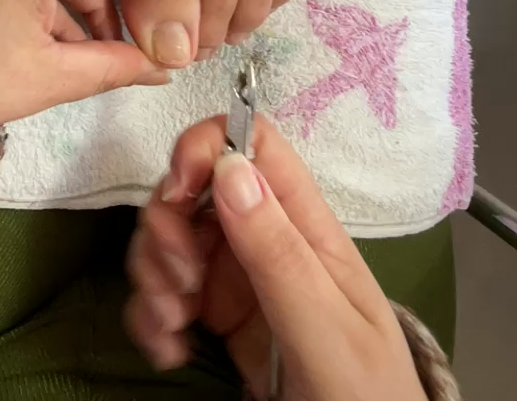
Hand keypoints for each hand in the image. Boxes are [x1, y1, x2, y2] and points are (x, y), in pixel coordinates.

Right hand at [124, 116, 428, 400]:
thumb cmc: (365, 395)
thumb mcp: (328, 330)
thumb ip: (280, 252)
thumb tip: (231, 165)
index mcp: (302, 221)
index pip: (251, 141)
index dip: (205, 146)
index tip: (178, 189)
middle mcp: (264, 233)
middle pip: (193, 185)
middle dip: (167, 224)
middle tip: (177, 282)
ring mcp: (235, 271)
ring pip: (169, 232)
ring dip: (153, 271)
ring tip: (171, 325)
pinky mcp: (213, 310)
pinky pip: (162, 284)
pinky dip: (151, 310)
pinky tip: (169, 348)